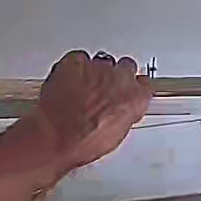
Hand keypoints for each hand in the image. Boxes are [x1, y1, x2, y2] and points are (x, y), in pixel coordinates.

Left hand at [7, 51, 151, 183]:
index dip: (133, 87)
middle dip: (115, 76)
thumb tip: (119, 110)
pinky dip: (74, 68)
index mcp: (135, 97)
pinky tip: (69, 82)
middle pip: (125, 66)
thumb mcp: (117, 133)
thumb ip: (124, 112)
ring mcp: (97, 67)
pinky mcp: (75, 61)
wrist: (57, 136)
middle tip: (102, 90)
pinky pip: (78, 59)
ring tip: (81, 89)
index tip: (127, 90)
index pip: (143, 83)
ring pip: (101, 61)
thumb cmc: (85, 141)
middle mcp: (120, 77)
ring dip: (94, 72)